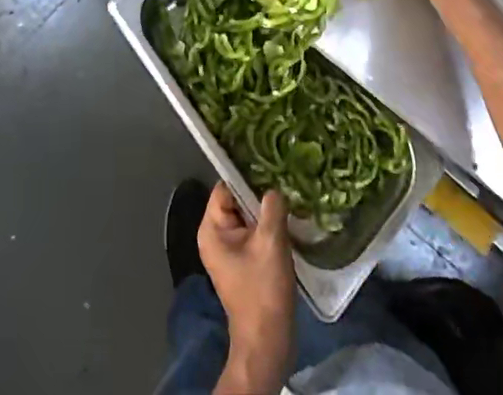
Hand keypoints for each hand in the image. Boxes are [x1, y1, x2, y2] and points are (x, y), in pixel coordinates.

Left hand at [198, 184, 294, 393]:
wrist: (267, 339)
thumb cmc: (263, 289)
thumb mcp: (270, 241)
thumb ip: (272, 206)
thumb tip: (274, 187)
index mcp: (211, 229)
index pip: (225, 187)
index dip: (246, 176)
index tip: (270, 164)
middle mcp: (215, 237)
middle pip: (237, 201)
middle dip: (259, 192)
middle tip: (285, 179)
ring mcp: (229, 250)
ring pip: (248, 217)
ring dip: (266, 210)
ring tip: (290, 196)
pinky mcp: (243, 261)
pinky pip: (254, 232)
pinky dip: (269, 226)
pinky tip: (289, 219)